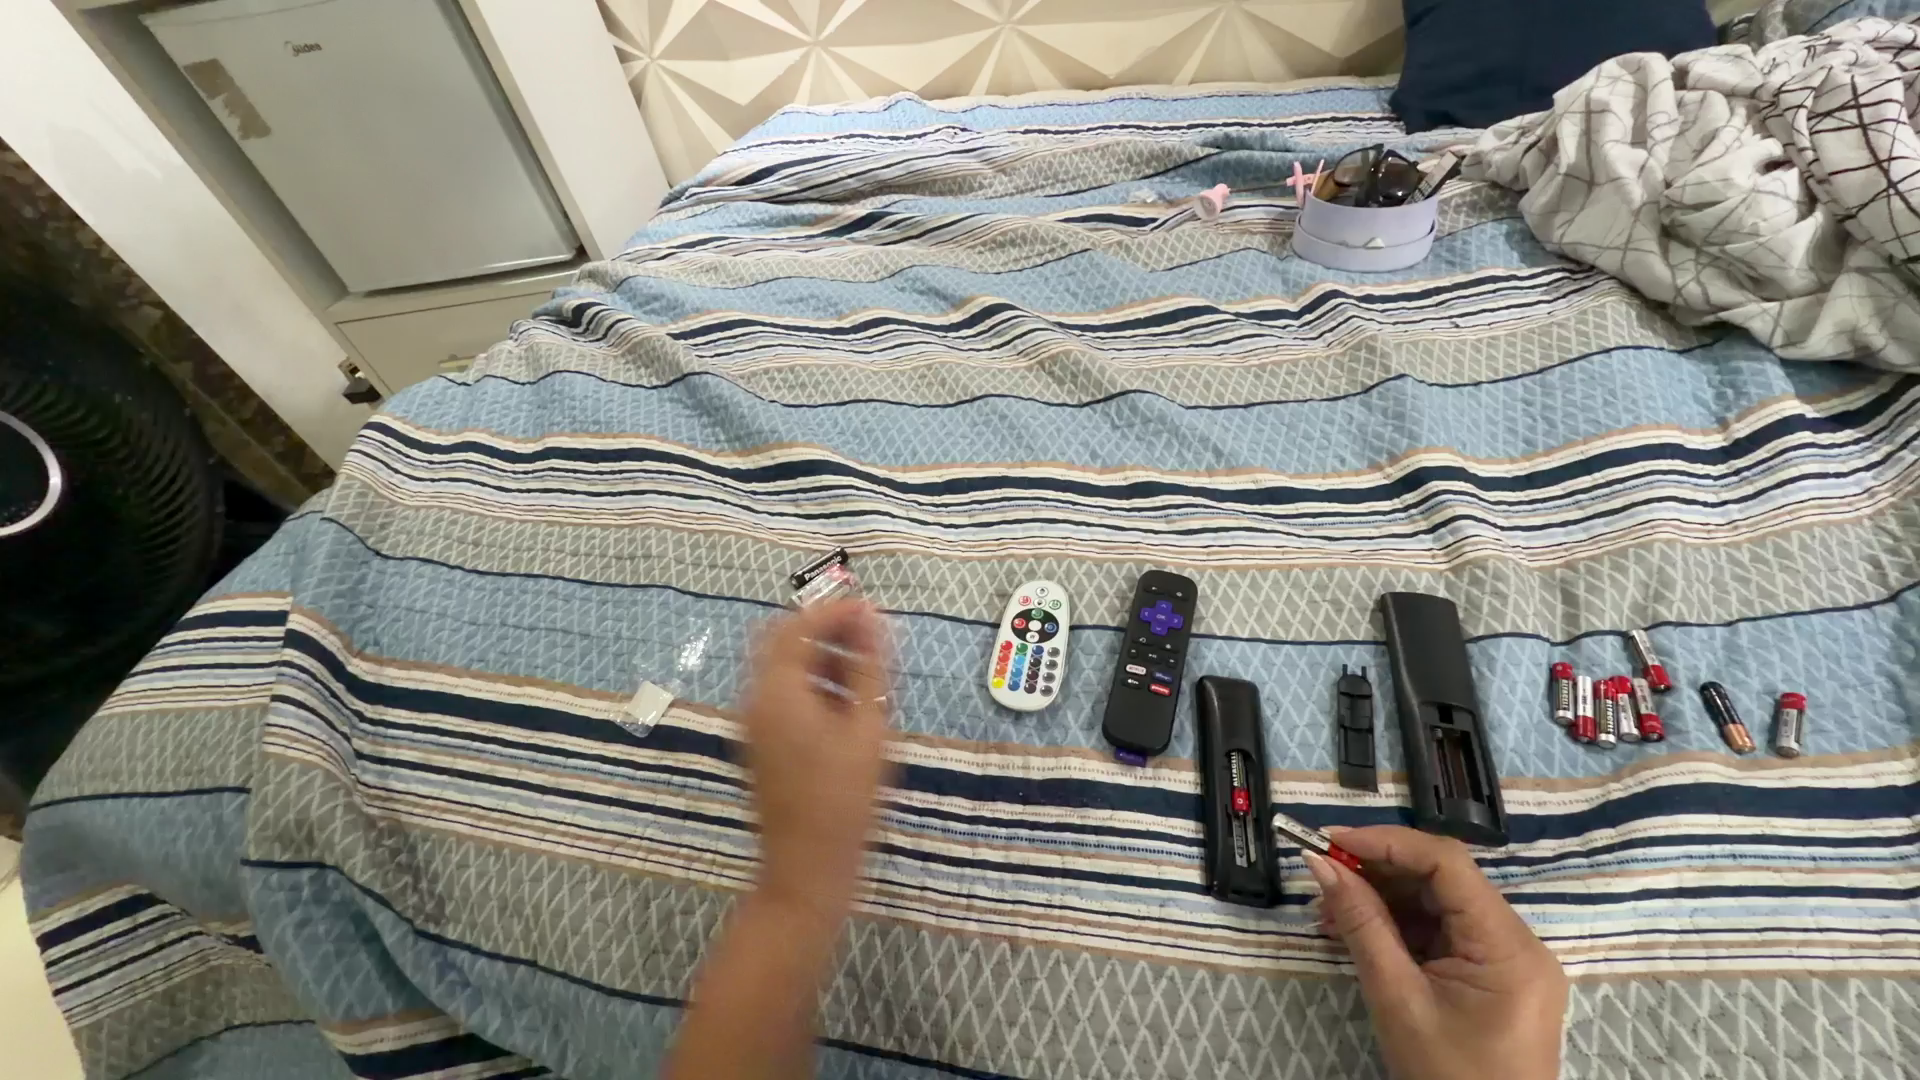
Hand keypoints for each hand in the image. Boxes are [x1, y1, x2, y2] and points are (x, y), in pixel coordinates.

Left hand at [736, 599, 894, 914]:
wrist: (806, 868)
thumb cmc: (845, 797)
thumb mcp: (868, 726)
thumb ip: (869, 666)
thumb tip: (871, 617)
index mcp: (777, 691)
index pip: (798, 626)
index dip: (835, 612)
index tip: (871, 610)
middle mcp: (754, 699)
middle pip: (782, 641)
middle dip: (824, 631)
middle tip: (866, 637)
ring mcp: (752, 723)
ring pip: (781, 667)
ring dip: (819, 657)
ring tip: (865, 673)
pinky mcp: (759, 743)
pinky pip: (780, 694)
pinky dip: (810, 683)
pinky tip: (846, 705)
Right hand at [1304, 826, 1566, 1079]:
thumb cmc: (1447, 1077)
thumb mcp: (1396, 997)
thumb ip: (1360, 922)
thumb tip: (1318, 862)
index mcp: (1509, 947)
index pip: (1446, 863)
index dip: (1385, 842)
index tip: (1330, 841)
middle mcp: (1517, 942)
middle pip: (1440, 877)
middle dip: (1375, 871)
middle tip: (1321, 875)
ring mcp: (1505, 958)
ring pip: (1434, 899)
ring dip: (1378, 897)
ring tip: (1328, 913)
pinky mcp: (1490, 973)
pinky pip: (1437, 927)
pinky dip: (1393, 923)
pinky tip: (1353, 931)